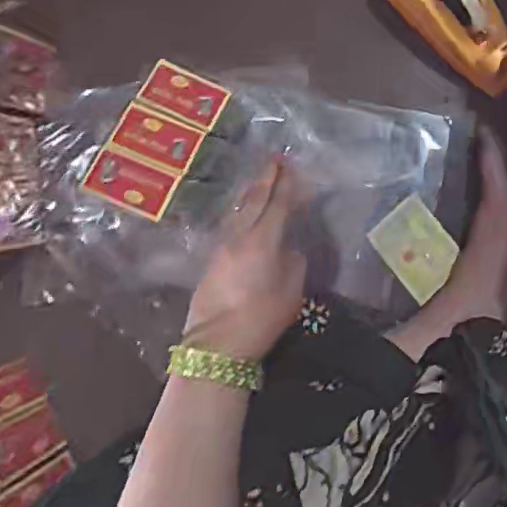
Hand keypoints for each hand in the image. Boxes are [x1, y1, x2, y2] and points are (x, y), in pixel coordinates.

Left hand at [182, 159, 306, 360]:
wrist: (216, 347)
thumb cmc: (260, 319)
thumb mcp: (292, 292)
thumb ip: (293, 262)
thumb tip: (288, 248)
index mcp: (263, 240)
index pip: (278, 204)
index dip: (286, 183)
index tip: (291, 165)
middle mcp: (240, 236)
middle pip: (254, 200)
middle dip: (266, 178)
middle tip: (275, 159)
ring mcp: (222, 247)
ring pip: (239, 211)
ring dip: (252, 193)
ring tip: (260, 179)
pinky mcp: (212, 261)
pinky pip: (232, 226)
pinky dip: (242, 212)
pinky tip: (245, 211)